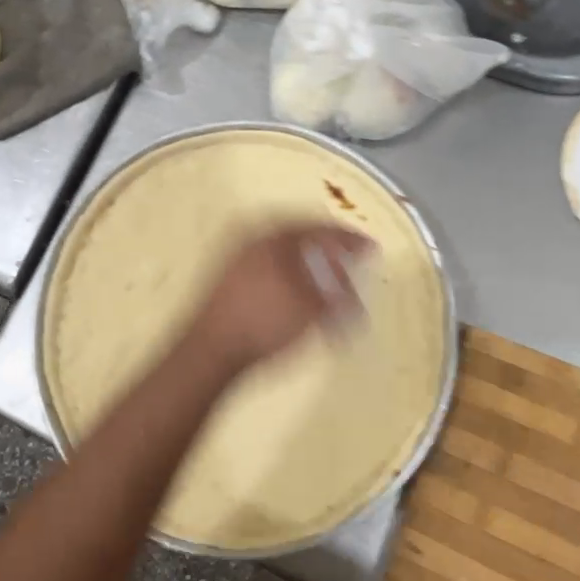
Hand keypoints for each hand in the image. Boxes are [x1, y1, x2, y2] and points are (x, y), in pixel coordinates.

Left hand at [187, 222, 373, 374]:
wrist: (209, 352)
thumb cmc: (263, 325)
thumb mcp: (312, 310)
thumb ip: (339, 295)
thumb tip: (355, 290)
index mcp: (273, 236)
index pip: (320, 228)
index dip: (349, 239)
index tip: (370, 246)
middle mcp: (252, 238)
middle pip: (300, 235)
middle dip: (329, 248)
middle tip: (351, 257)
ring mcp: (236, 258)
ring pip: (283, 251)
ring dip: (309, 262)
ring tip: (330, 281)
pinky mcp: (227, 280)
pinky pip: (270, 266)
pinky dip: (290, 274)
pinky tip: (300, 296)